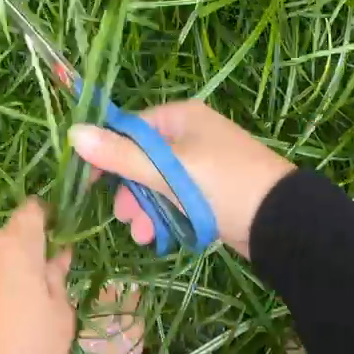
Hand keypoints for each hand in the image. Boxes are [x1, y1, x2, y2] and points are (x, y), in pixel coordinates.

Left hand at [0, 200, 74, 353]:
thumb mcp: (59, 320)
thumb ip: (58, 280)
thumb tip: (57, 256)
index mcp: (17, 246)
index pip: (32, 210)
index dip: (46, 219)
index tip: (57, 241)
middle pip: (11, 239)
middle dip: (27, 256)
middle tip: (42, 293)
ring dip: (5, 276)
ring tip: (16, 317)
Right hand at [69, 101, 294, 259]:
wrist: (281, 221)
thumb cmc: (221, 184)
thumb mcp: (167, 170)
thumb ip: (120, 155)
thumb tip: (72, 131)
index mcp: (180, 117)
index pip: (130, 128)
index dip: (107, 153)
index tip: (89, 182)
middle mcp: (189, 134)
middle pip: (142, 158)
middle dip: (129, 190)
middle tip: (124, 218)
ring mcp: (201, 164)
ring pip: (157, 183)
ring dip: (145, 208)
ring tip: (143, 235)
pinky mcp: (210, 191)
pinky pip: (175, 199)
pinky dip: (164, 215)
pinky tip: (159, 236)